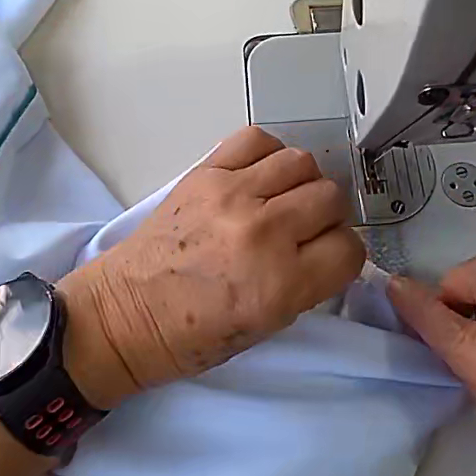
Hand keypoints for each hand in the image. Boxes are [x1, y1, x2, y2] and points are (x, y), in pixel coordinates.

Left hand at [58, 126, 364, 408]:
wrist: (125, 313)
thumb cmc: (190, 335)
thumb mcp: (266, 328)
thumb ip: (304, 284)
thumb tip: (325, 248)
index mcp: (282, 284)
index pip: (349, 249)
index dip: (341, 255)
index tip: (325, 258)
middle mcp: (263, 232)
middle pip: (330, 198)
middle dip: (325, 218)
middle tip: (301, 231)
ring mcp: (231, 196)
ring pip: (302, 162)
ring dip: (300, 183)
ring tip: (279, 202)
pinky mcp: (203, 174)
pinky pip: (255, 139)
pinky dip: (266, 154)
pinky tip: (257, 177)